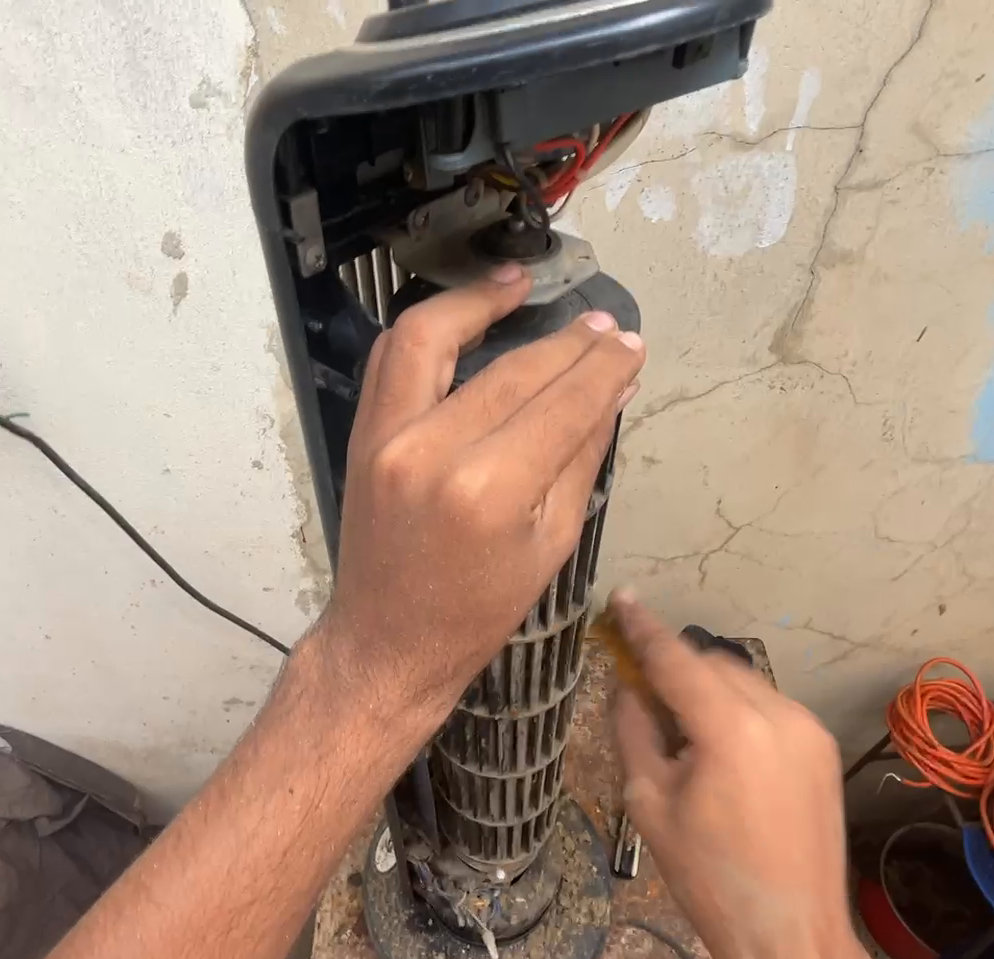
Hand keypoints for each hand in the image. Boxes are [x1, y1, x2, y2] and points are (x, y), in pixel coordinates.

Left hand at [317, 264, 644, 728]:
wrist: (388, 640)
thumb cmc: (479, 611)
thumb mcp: (552, 544)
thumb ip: (580, 457)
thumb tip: (612, 390)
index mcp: (490, 491)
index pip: (562, 404)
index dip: (603, 368)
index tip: (631, 343)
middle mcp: (432, 451)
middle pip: (513, 371)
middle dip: (567, 344)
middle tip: (603, 327)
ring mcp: (386, 437)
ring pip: (435, 337)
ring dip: (481, 301)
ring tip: (522, 282)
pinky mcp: (362, 434)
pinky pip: (392, 358)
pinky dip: (429, 327)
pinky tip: (464, 311)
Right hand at [609, 591, 902, 958]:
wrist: (791, 934)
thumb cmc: (707, 876)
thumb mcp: (648, 802)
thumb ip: (634, 730)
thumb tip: (628, 688)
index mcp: (730, 728)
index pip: (676, 659)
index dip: (643, 628)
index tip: (621, 599)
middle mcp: (777, 713)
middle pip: (711, 663)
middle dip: (675, 666)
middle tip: (644, 692)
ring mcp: (807, 729)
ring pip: (742, 680)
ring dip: (707, 687)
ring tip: (685, 732)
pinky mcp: (821, 747)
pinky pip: (767, 704)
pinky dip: (736, 708)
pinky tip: (722, 749)